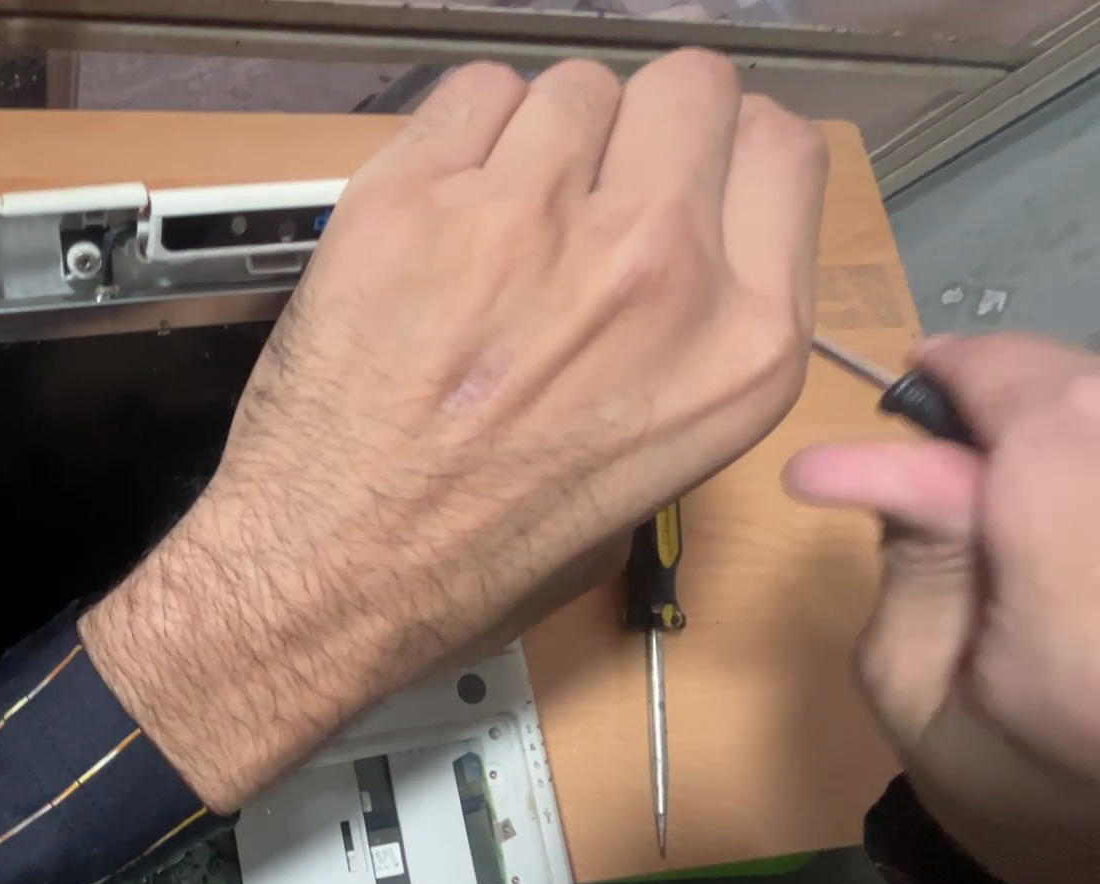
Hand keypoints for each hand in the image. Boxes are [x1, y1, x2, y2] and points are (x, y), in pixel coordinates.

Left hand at [80, 51, 828, 812]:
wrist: (323, 574)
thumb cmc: (464, 564)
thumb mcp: (633, 487)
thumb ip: (671, 363)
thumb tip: (657, 289)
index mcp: (737, 349)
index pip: (779, 150)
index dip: (709, 160)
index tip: (652, 186)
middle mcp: (651, 266)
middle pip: (686, 93)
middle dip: (627, 139)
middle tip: (555, 210)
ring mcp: (522, 223)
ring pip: (569, 90)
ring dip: (530, 143)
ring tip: (471, 229)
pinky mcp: (406, 206)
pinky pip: (462, 97)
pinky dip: (448, 138)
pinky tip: (418, 216)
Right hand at [784, 334, 1099, 883]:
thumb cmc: (1003, 788)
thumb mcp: (909, 686)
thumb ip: (919, 566)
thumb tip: (892, 458)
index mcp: (1085, 642)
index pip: (1057, 451)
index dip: (979, 390)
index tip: (899, 379)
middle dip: (1028, 379)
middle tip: (940, 387)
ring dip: (1070, 404)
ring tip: (993, 429)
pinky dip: (1089, 442)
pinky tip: (1049, 459)